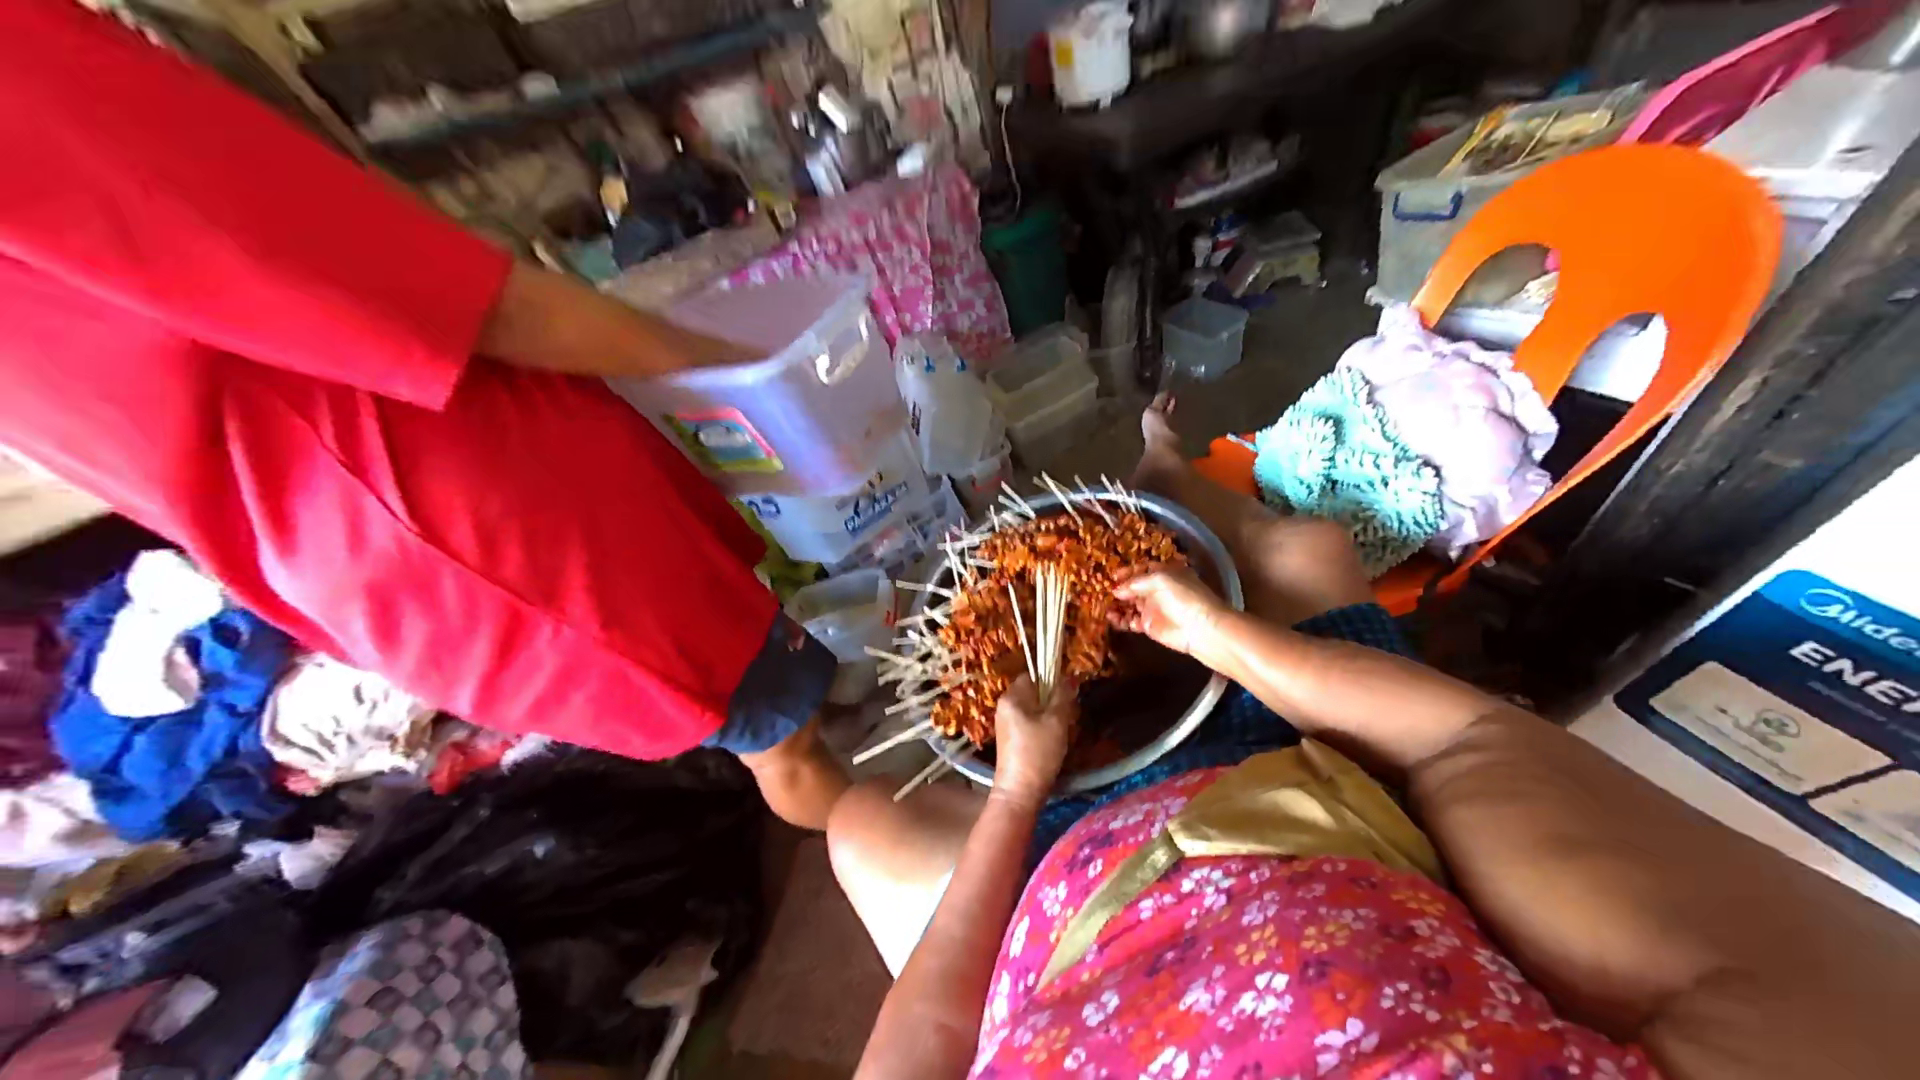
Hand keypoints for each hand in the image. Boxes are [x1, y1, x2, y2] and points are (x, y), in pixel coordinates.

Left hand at [991, 675, 1075, 806]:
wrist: (1019, 791)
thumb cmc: (1038, 752)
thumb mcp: (1056, 722)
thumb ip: (1063, 696)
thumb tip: (1069, 677)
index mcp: (1011, 697)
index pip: (1032, 675)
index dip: (1051, 679)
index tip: (1067, 692)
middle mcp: (1004, 706)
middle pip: (1033, 692)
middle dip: (1052, 699)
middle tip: (1069, 713)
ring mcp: (1005, 722)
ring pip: (1032, 708)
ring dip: (1050, 714)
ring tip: (1064, 727)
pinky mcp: (1009, 738)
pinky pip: (1028, 722)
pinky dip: (1042, 726)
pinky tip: (1053, 740)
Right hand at [1110, 566, 1225, 656]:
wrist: (1200, 628)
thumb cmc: (1184, 597)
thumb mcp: (1159, 580)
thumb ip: (1136, 582)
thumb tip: (1116, 589)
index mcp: (1165, 574)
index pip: (1142, 569)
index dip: (1128, 571)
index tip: (1113, 574)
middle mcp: (1158, 589)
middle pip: (1133, 587)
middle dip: (1119, 588)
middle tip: (1101, 589)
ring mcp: (1152, 608)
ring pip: (1129, 604)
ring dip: (1116, 604)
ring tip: (1102, 604)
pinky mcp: (1149, 625)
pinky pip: (1130, 621)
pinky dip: (1120, 619)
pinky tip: (1110, 617)